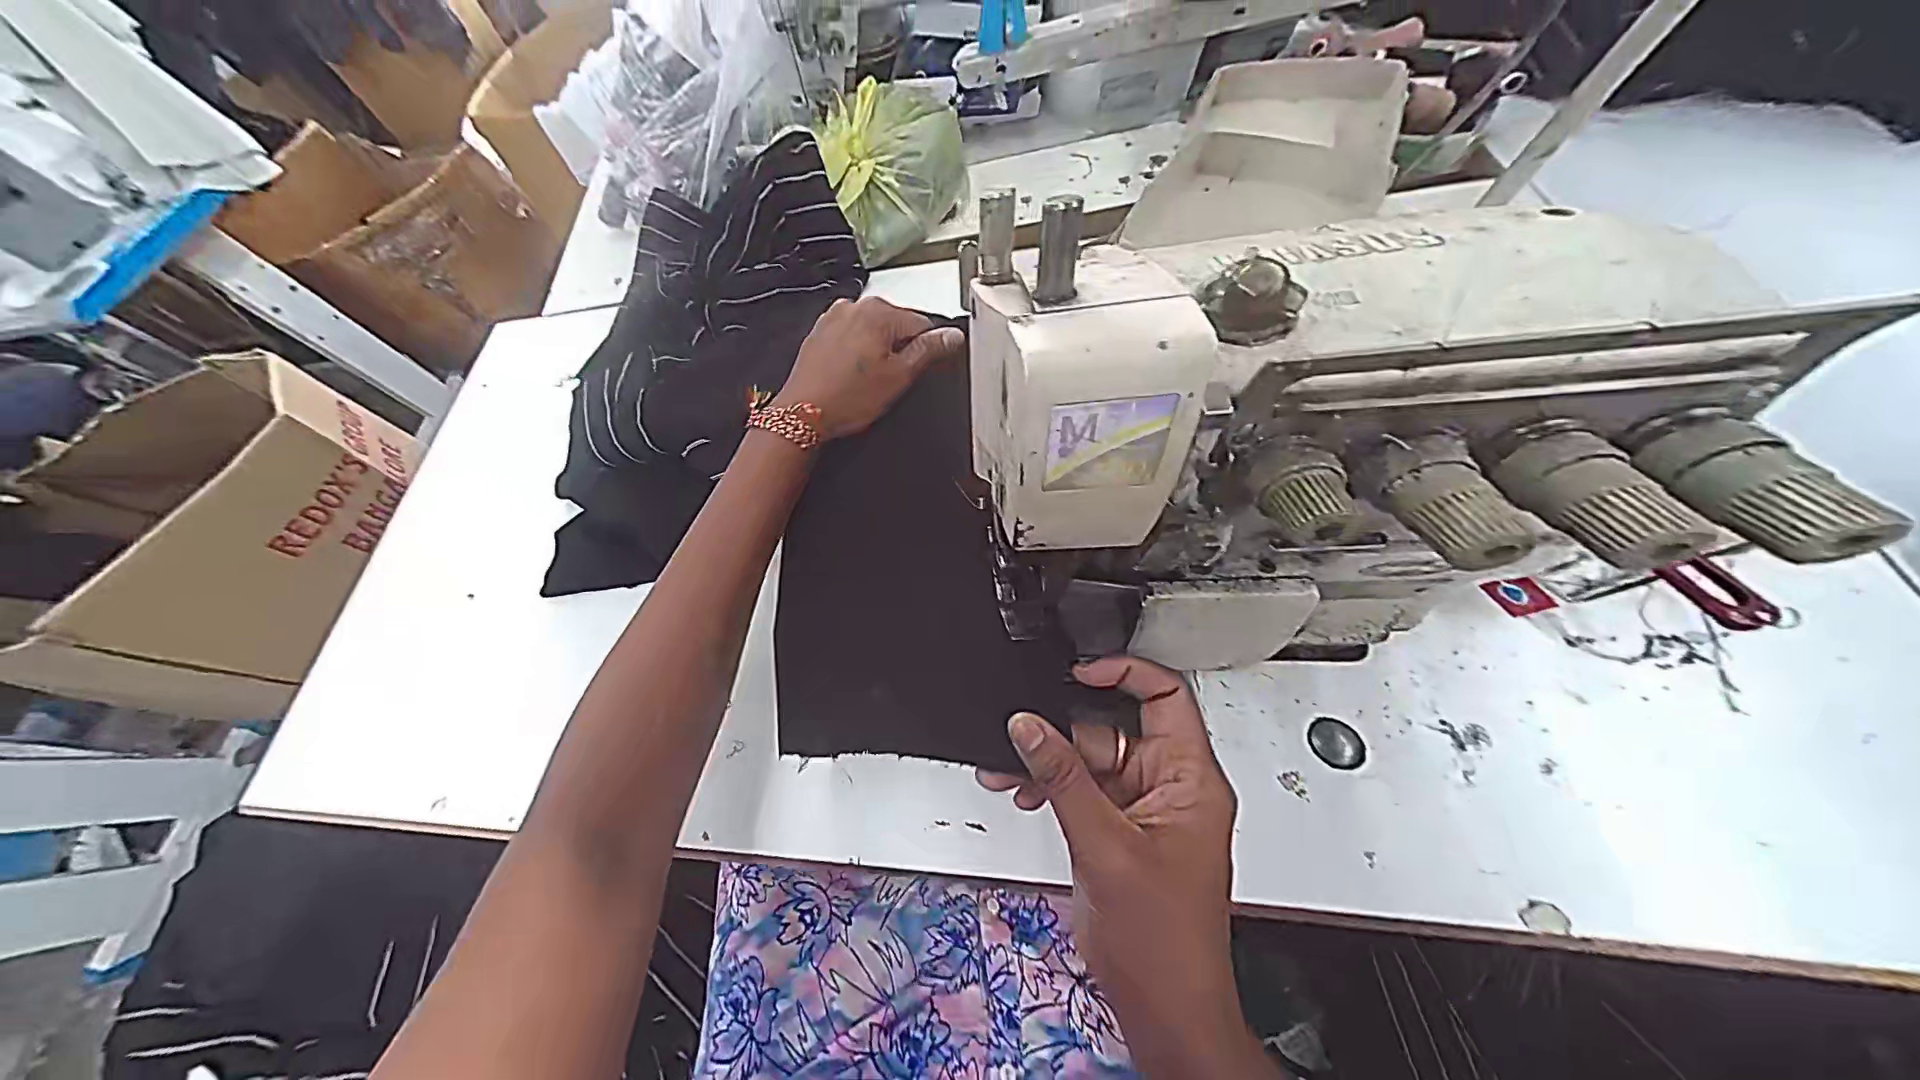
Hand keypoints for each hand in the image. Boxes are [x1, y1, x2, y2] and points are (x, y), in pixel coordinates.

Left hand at [773, 296, 963, 440]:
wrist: (803, 414)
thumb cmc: (844, 398)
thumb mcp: (899, 377)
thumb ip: (929, 351)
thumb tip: (952, 336)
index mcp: (878, 312)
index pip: (923, 324)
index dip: (926, 351)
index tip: (916, 371)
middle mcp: (854, 307)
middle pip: (896, 325)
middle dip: (898, 351)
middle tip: (888, 381)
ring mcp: (834, 318)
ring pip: (873, 333)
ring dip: (877, 353)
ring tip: (866, 381)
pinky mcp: (821, 332)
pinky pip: (852, 339)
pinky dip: (856, 354)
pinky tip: (851, 377)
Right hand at [977, 657, 1278, 1077]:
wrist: (1163, 1008)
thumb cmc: (1165, 944)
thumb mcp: (1104, 845)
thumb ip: (1062, 778)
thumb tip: (1031, 728)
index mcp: (1191, 780)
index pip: (1166, 696)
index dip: (1125, 673)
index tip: (1082, 672)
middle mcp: (1171, 787)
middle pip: (1116, 728)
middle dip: (1066, 732)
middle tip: (1027, 736)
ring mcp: (1143, 807)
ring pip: (1092, 759)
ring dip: (1051, 762)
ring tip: (1013, 772)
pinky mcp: (1119, 827)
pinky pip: (1083, 787)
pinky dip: (1052, 787)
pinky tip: (1025, 791)